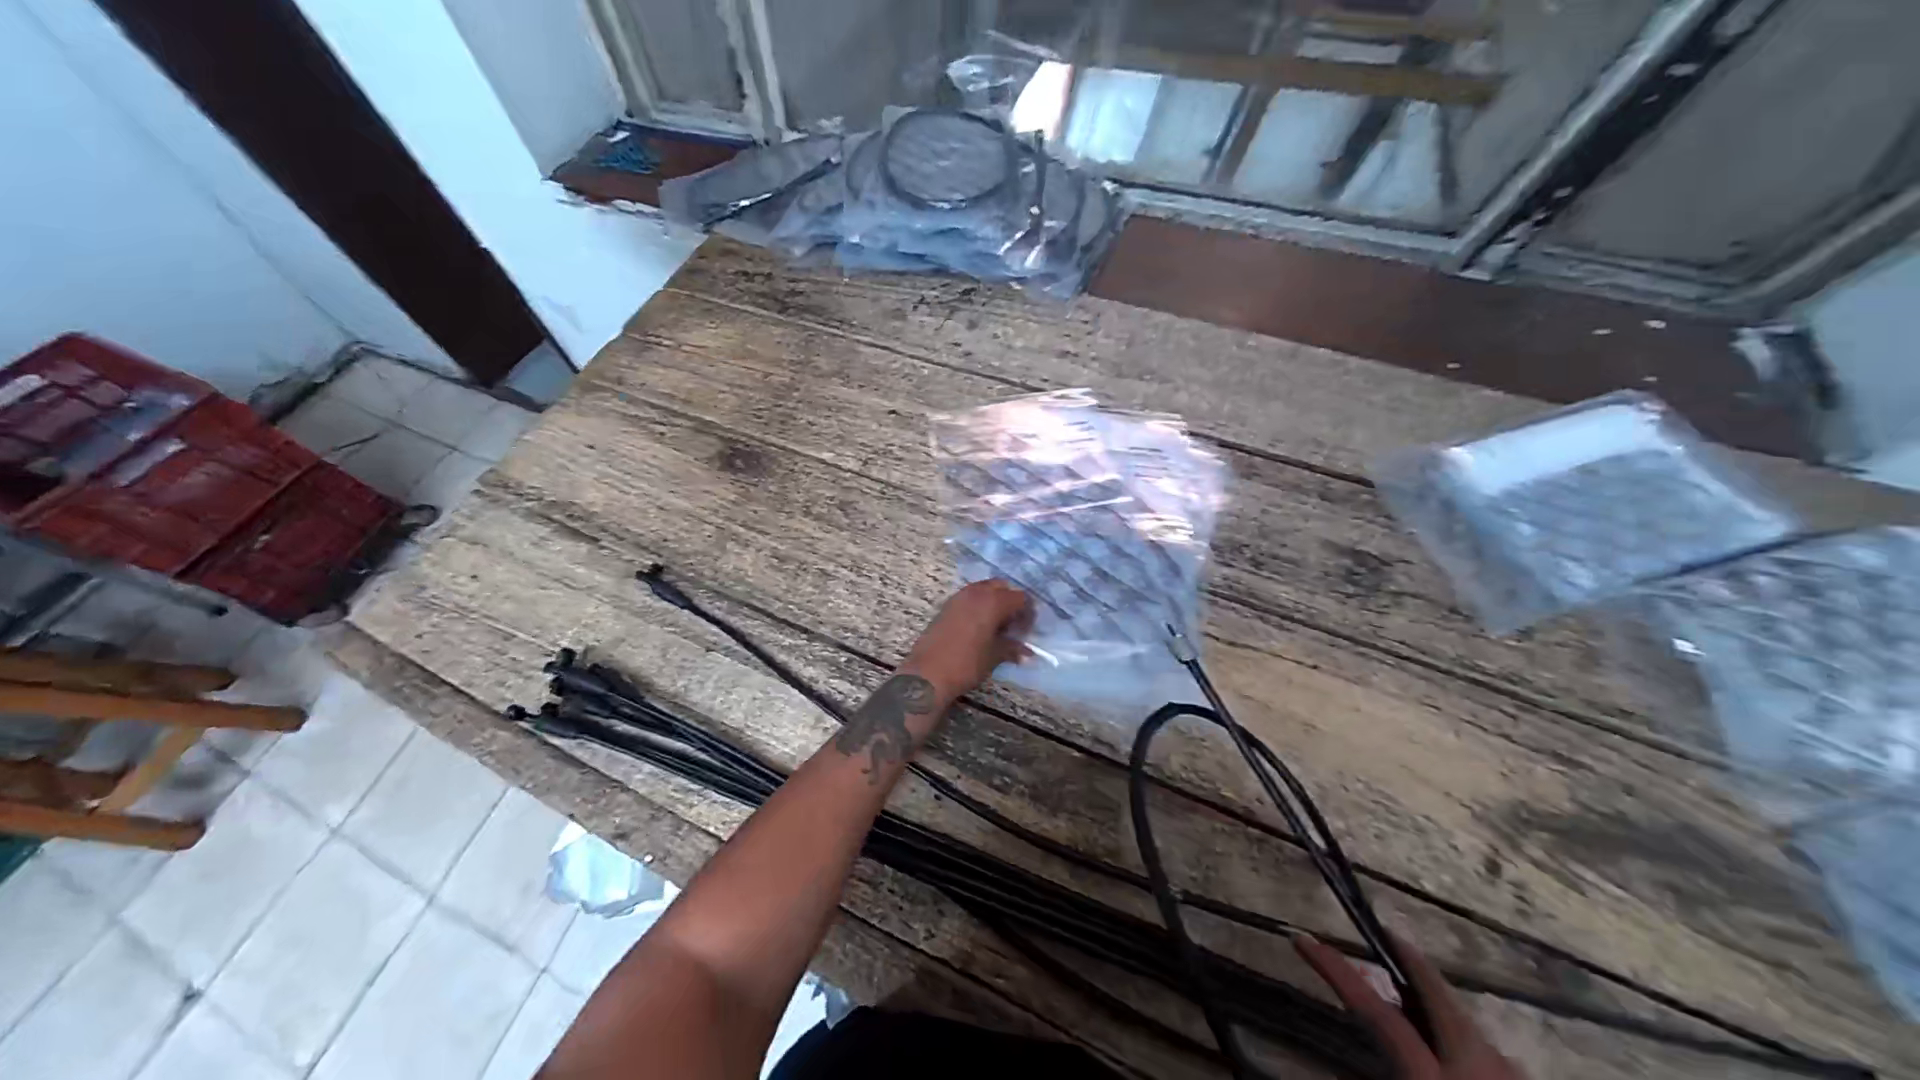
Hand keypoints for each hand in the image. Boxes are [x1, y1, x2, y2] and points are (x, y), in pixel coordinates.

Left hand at [900, 580, 1032, 699]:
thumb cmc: (967, 663)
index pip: (1020, 598)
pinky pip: (969, 597)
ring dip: (994, 602)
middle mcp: (976, 592)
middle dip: (1011, 602)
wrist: (928, 673)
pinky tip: (980, 627)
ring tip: (997, 626)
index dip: (1028, 613)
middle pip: (1002, 587)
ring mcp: (959, 597)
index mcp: (993, 601)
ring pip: (984, 589)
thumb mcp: (994, 656)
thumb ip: (1012, 648)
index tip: (1027, 631)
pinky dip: (979, 606)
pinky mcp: (947, 606)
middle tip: (1014, 625)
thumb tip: (1026, 652)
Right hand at [1295, 935, 1523, 1079]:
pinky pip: (1485, 1052)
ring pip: (1467, 1024)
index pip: (1376, 1013)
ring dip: (1435, 1001)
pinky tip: (1446, 1047)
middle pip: (1438, 995)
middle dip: (1408, 959)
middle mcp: (1479, 1070)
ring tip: (1408, 990)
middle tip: (1383, 934)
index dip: (1336, 971)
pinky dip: (1457, 1035)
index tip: (1303, 940)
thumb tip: (1329, 1073)